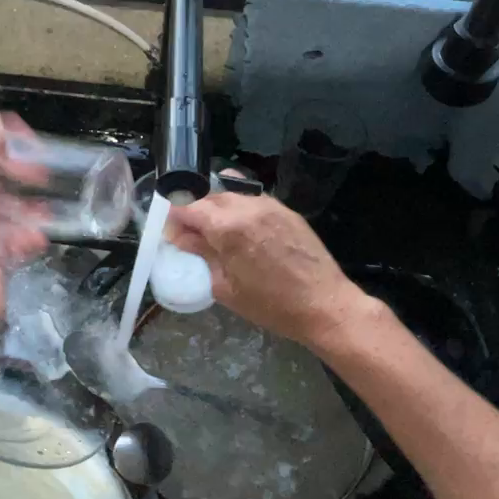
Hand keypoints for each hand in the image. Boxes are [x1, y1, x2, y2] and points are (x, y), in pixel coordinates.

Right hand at [165, 192, 372, 348]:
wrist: (324, 304)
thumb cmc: (271, 305)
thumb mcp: (226, 287)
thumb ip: (202, 255)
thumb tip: (182, 237)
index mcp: (227, 228)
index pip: (187, 206)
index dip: (174, 219)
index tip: (174, 235)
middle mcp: (247, 207)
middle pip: (208, 196)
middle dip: (195, 212)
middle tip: (193, 236)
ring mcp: (269, 205)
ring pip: (231, 194)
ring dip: (218, 208)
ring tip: (219, 233)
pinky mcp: (286, 210)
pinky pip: (253, 199)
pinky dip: (240, 209)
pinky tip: (244, 230)